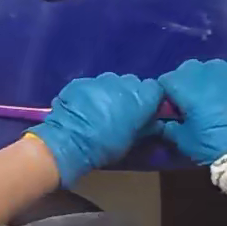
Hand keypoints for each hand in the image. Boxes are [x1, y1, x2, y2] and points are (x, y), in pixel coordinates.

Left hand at [27, 73, 163, 185]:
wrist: (70, 141)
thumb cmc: (107, 146)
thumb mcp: (133, 141)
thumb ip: (147, 126)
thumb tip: (156, 122)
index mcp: (141, 97)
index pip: (154, 88)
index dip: (150, 98)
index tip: (144, 110)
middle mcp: (122, 82)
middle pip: (132, 83)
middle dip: (129, 95)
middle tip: (121, 111)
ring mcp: (99, 80)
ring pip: (110, 82)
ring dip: (109, 92)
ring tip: (100, 109)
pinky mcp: (80, 81)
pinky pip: (90, 85)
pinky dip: (90, 94)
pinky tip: (83, 107)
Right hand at [156, 59, 226, 167]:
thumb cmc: (211, 145)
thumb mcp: (182, 140)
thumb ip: (167, 126)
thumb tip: (161, 122)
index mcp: (182, 85)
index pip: (165, 80)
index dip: (169, 94)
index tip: (173, 107)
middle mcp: (204, 71)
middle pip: (189, 70)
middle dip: (189, 83)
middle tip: (195, 103)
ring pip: (214, 68)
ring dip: (212, 80)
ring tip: (218, 98)